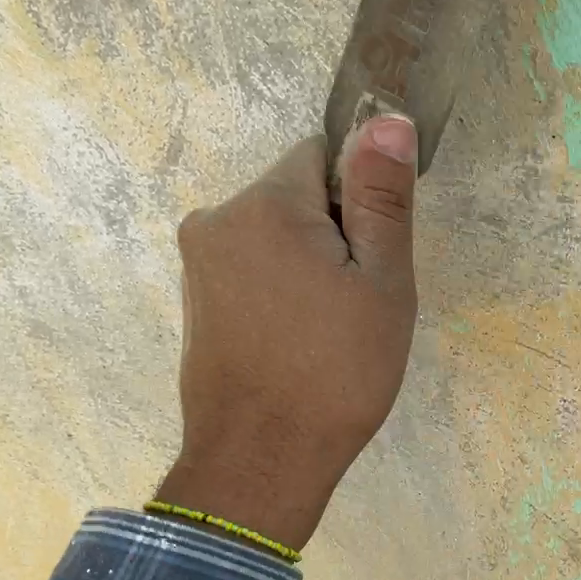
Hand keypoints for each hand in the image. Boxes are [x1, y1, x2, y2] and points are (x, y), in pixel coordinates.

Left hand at [154, 115, 419, 552]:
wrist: (263, 461)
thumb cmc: (337, 374)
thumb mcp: (382, 285)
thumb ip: (382, 199)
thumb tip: (386, 118)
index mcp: (265, 205)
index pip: (322, 155)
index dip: (360, 199)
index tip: (375, 257)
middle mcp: (216, 219)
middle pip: (294, 197)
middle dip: (333, 234)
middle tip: (358, 306)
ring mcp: (198, 264)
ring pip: (274, 238)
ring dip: (307, 267)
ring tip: (330, 332)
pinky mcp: (194, 303)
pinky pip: (251, 273)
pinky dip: (280, 294)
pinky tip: (299, 344)